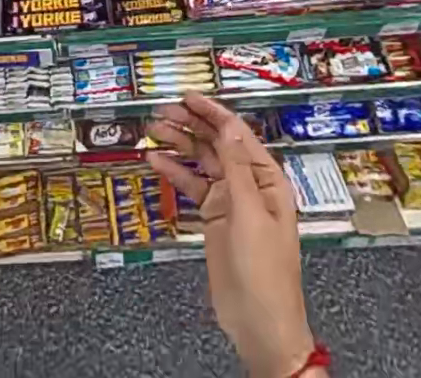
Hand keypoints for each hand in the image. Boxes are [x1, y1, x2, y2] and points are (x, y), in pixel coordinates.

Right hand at [147, 93, 315, 377]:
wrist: (259, 323)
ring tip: (154, 130)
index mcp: (266, 178)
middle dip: (190, 125)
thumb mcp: (250, 213)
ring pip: (201, 161)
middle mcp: (248, 182)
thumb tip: (228, 126)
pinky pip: (192, 185)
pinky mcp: (214, 216)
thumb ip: (236, 167)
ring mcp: (229, 199)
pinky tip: (156, 161)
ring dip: (178, 144)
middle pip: (216, 143)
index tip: (188, 97)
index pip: (236, 134)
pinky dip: (174, 172)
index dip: (212, 112)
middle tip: (163, 111)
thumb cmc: (265, 271)